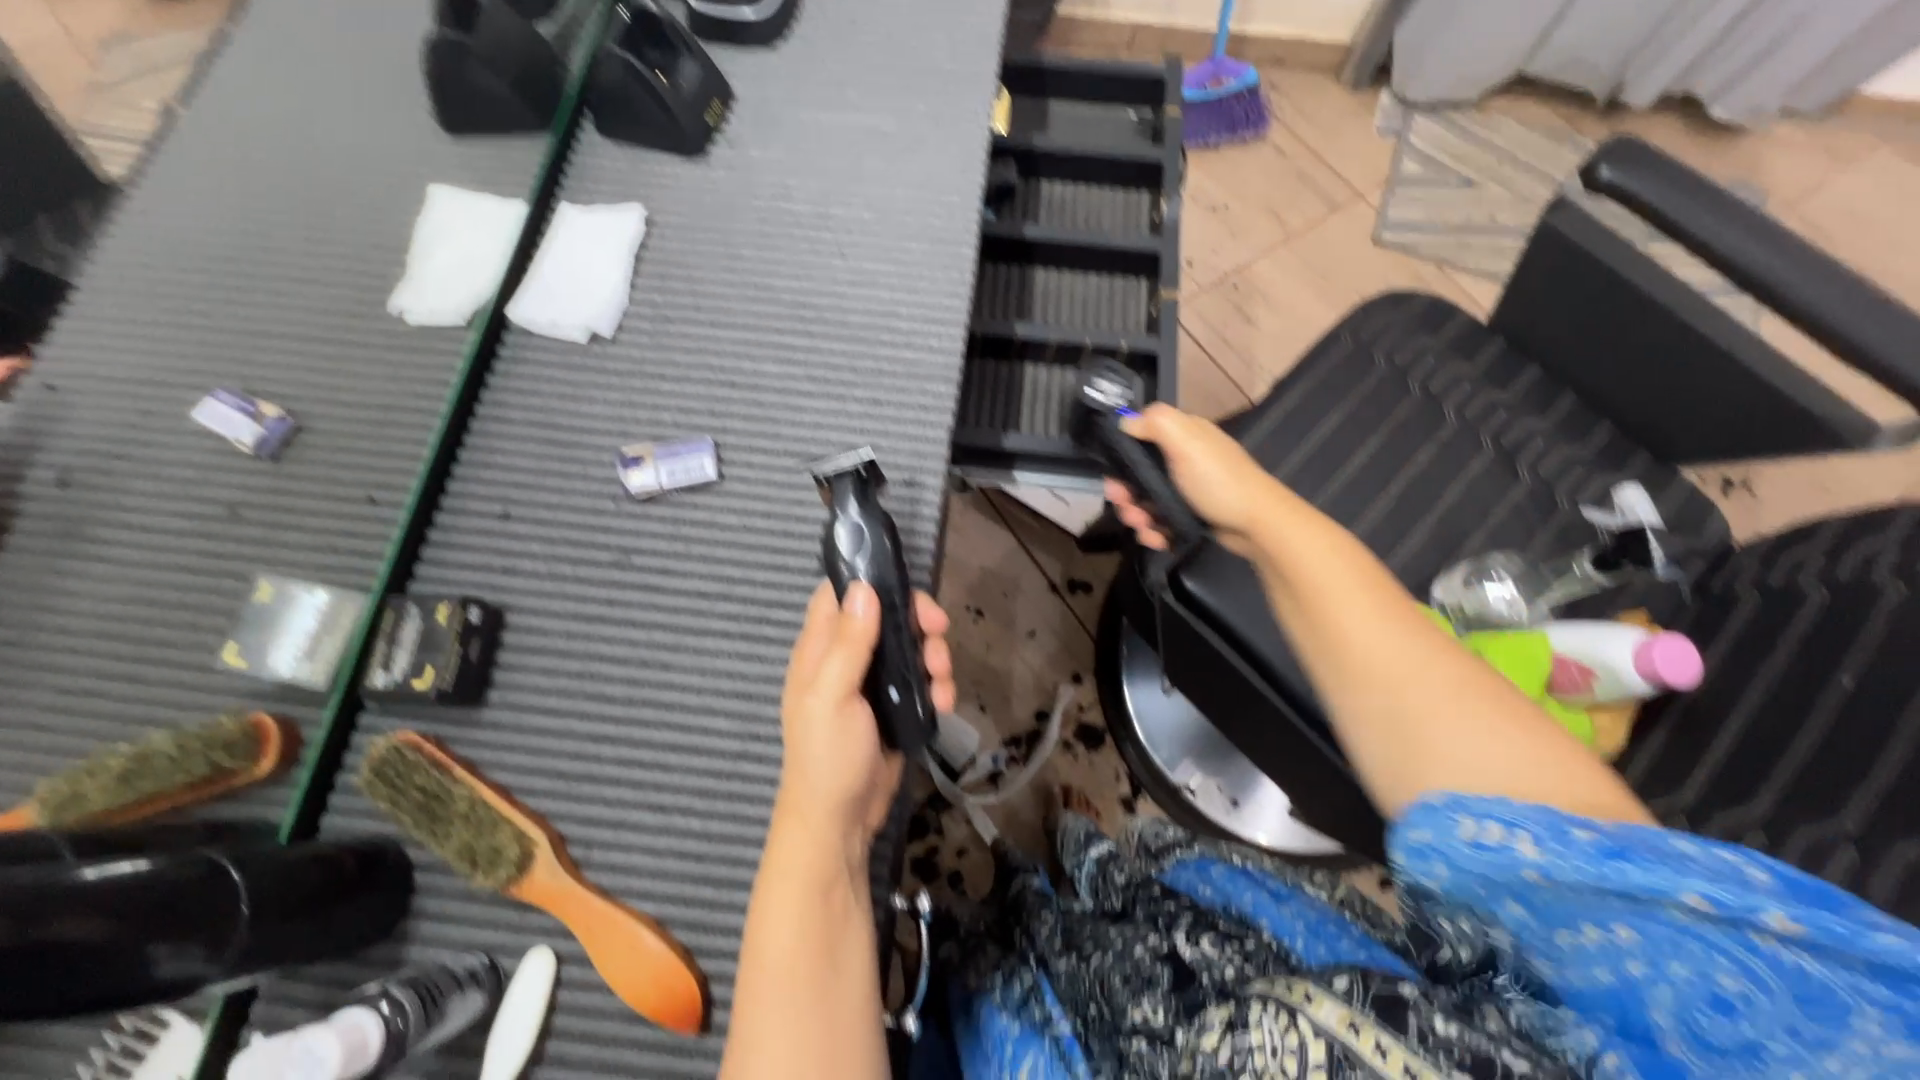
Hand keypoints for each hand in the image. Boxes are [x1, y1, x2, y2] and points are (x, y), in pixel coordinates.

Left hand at [777, 580, 955, 849]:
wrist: (840, 822)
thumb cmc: (827, 756)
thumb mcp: (832, 696)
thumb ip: (848, 642)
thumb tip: (863, 587)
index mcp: (819, 650)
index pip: (840, 595)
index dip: (871, 582)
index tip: (905, 590)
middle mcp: (845, 660)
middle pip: (886, 618)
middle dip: (917, 623)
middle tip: (940, 633)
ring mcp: (871, 685)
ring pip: (909, 649)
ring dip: (933, 656)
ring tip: (943, 680)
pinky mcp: (894, 708)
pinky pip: (921, 682)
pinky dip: (937, 686)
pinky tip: (944, 703)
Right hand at [1104, 403, 1281, 557]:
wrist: (1256, 525)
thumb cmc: (1219, 480)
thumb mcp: (1188, 442)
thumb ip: (1156, 423)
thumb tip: (1126, 421)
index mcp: (1183, 436)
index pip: (1141, 437)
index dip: (1122, 456)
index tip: (1113, 475)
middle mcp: (1182, 460)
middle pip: (1139, 474)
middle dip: (1126, 493)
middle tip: (1125, 507)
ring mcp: (1186, 490)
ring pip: (1147, 501)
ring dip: (1137, 516)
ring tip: (1143, 527)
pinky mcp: (1189, 515)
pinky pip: (1161, 521)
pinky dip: (1154, 531)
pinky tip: (1157, 539)